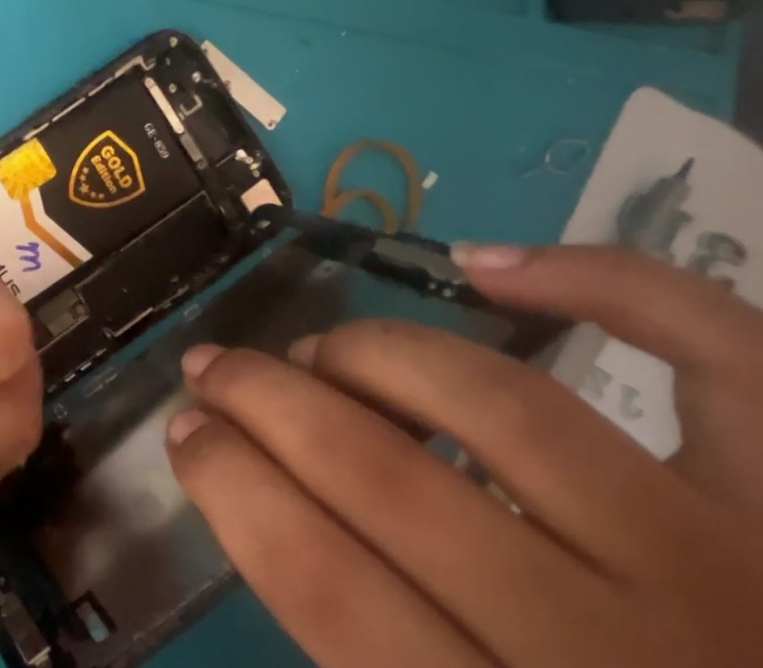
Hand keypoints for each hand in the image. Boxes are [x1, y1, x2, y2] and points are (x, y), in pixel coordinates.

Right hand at [164, 245, 762, 667]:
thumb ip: (366, 644)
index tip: (185, 431)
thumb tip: (262, 505)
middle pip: (386, 477)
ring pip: (505, 404)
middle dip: (262, 399)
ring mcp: (731, 564)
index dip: (229, 484)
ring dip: (376, 353)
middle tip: (215, 368)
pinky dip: (602, 283)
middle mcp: (616, 647)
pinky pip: (717, 356)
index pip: (324, 580)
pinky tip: (485, 263)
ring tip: (321, 350)